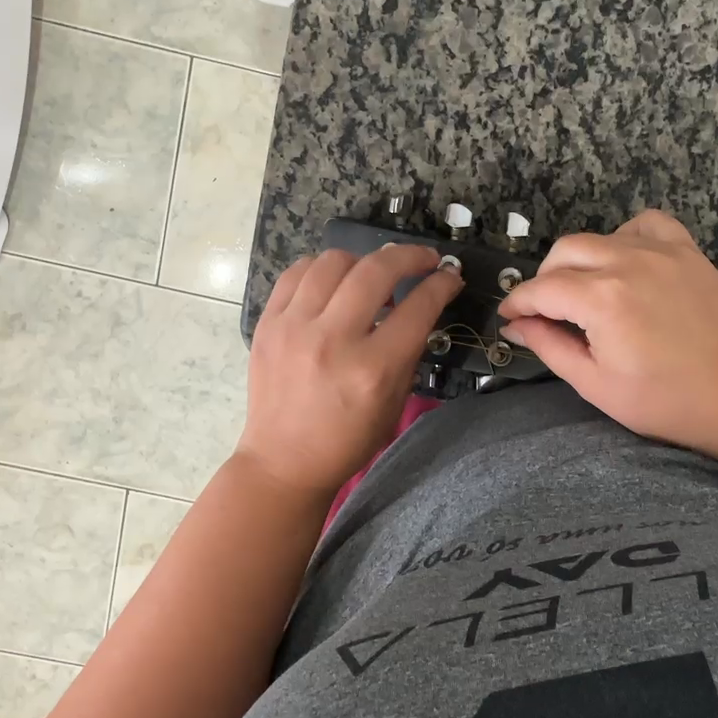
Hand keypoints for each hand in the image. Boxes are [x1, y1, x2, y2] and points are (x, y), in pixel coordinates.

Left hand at [240, 245, 461, 494]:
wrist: (283, 461)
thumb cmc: (348, 439)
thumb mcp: (395, 401)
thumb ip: (410, 350)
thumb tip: (423, 303)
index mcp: (372, 369)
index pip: (417, 307)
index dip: (442, 284)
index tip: (450, 276)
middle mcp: (333, 340)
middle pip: (376, 270)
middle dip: (410, 256)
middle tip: (424, 259)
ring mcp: (294, 328)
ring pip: (334, 261)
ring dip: (363, 261)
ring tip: (373, 274)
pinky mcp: (267, 324)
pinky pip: (297, 273)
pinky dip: (323, 268)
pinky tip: (335, 281)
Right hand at [497, 210, 717, 454]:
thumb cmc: (665, 401)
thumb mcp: (596, 384)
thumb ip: (550, 346)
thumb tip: (516, 325)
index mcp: (601, 299)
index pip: (541, 288)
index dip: (518, 302)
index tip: (509, 316)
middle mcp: (627, 263)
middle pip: (564, 252)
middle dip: (545, 279)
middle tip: (547, 311)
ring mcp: (662, 252)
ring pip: (600, 237)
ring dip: (581, 260)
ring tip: (586, 291)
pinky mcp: (688, 252)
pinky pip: (647, 224)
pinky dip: (627, 236)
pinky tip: (627, 261)